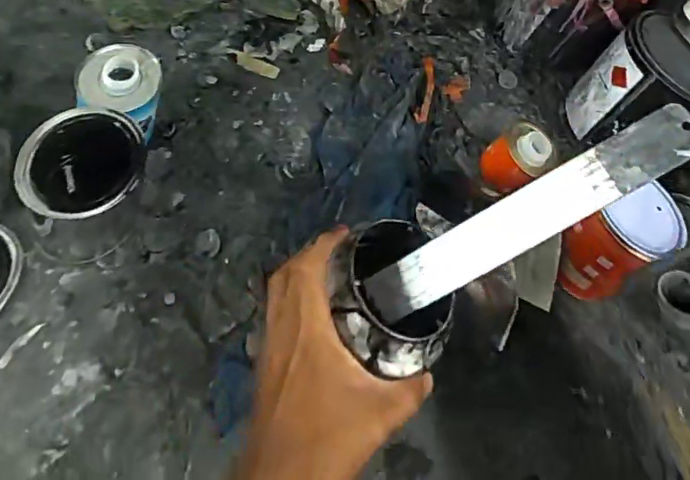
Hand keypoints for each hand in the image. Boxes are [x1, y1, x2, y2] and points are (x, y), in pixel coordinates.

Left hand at [234, 228, 432, 479]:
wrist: (281, 472)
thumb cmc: (327, 435)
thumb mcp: (378, 414)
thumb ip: (408, 391)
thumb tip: (427, 374)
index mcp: (305, 325)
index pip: (307, 267)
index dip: (323, 243)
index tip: (344, 233)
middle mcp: (280, 325)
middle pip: (286, 272)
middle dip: (310, 253)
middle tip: (337, 251)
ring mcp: (266, 342)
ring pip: (275, 291)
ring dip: (296, 274)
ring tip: (324, 275)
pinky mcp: (262, 360)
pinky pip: (272, 312)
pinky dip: (288, 298)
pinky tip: (308, 317)